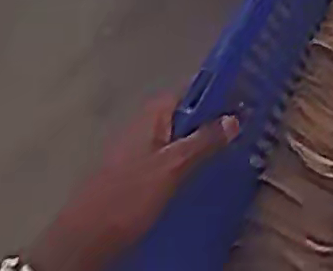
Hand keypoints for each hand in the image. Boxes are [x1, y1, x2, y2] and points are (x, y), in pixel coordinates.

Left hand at [25, 97, 238, 270]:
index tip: (253, 90)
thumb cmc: (126, 197)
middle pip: (192, 110)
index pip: (198, 86)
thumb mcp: (172, 167)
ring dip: (206, 138)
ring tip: (238, 144)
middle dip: (219, 114)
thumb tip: (236, 116)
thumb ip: (205, 140)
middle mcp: (148, 122)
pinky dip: (192, 157)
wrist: (79, 247)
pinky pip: (174, 154)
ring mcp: (141, 147)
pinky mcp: (139, 172)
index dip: (225, 86)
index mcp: (154, 112)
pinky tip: (208, 169)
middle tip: (252, 120)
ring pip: (184, 133)